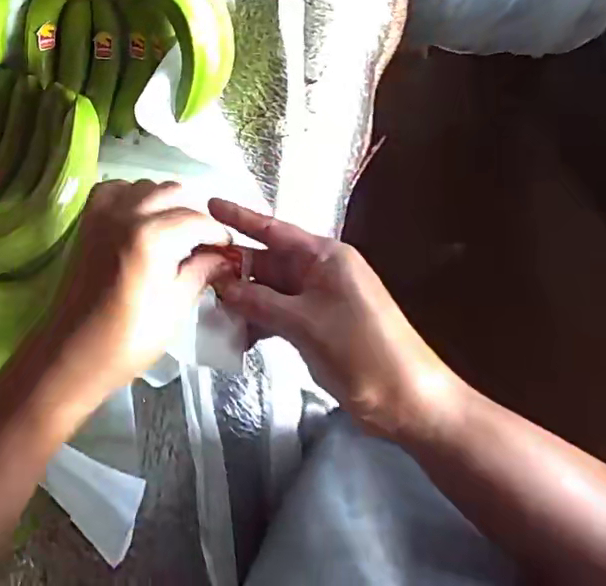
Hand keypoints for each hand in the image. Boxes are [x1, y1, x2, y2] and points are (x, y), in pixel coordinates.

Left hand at [41, 181, 239, 394]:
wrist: (72, 354)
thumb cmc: (127, 339)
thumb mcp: (175, 307)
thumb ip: (201, 271)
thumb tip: (223, 257)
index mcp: (152, 236)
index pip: (197, 220)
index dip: (216, 234)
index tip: (226, 248)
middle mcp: (127, 213)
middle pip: (173, 193)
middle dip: (193, 214)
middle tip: (202, 242)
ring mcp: (103, 213)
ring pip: (146, 186)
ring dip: (165, 202)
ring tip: (175, 230)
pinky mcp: (88, 220)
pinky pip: (116, 189)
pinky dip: (133, 196)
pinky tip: (141, 218)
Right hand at [209, 199, 464, 441]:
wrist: (411, 401)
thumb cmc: (362, 350)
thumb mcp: (306, 324)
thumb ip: (261, 302)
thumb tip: (222, 284)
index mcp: (324, 256)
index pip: (273, 229)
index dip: (240, 217)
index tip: (210, 204)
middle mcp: (320, 270)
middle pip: (268, 261)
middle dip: (234, 268)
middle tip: (194, 270)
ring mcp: (320, 298)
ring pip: (271, 289)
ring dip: (245, 300)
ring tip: (208, 310)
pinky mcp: (319, 324)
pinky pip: (281, 312)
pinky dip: (261, 322)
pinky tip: (238, 338)